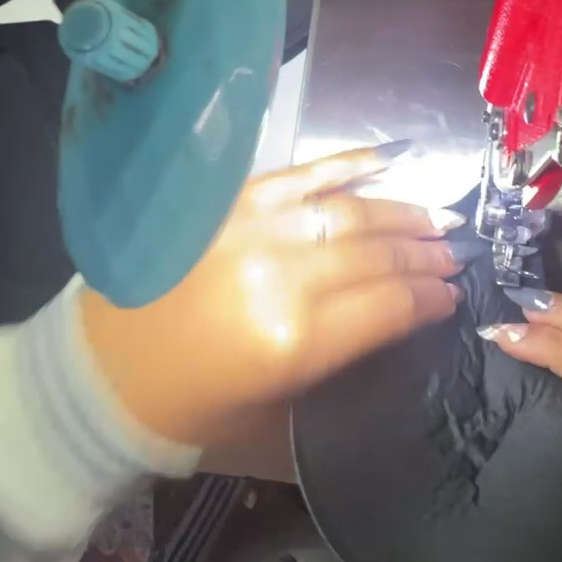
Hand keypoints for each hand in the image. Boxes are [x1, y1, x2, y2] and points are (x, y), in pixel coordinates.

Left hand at [78, 146, 465, 447]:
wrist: (105, 369)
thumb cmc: (193, 403)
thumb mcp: (279, 398)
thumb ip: (346, 349)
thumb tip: (402, 309)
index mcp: (293, 340)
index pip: (388, 305)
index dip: (429, 298)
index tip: (454, 293)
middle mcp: (280, 274)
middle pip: (376, 254)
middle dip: (425, 254)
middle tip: (456, 253)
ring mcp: (255, 225)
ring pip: (352, 209)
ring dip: (404, 212)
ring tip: (438, 219)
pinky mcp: (232, 197)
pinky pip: (306, 171)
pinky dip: (352, 163)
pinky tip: (392, 158)